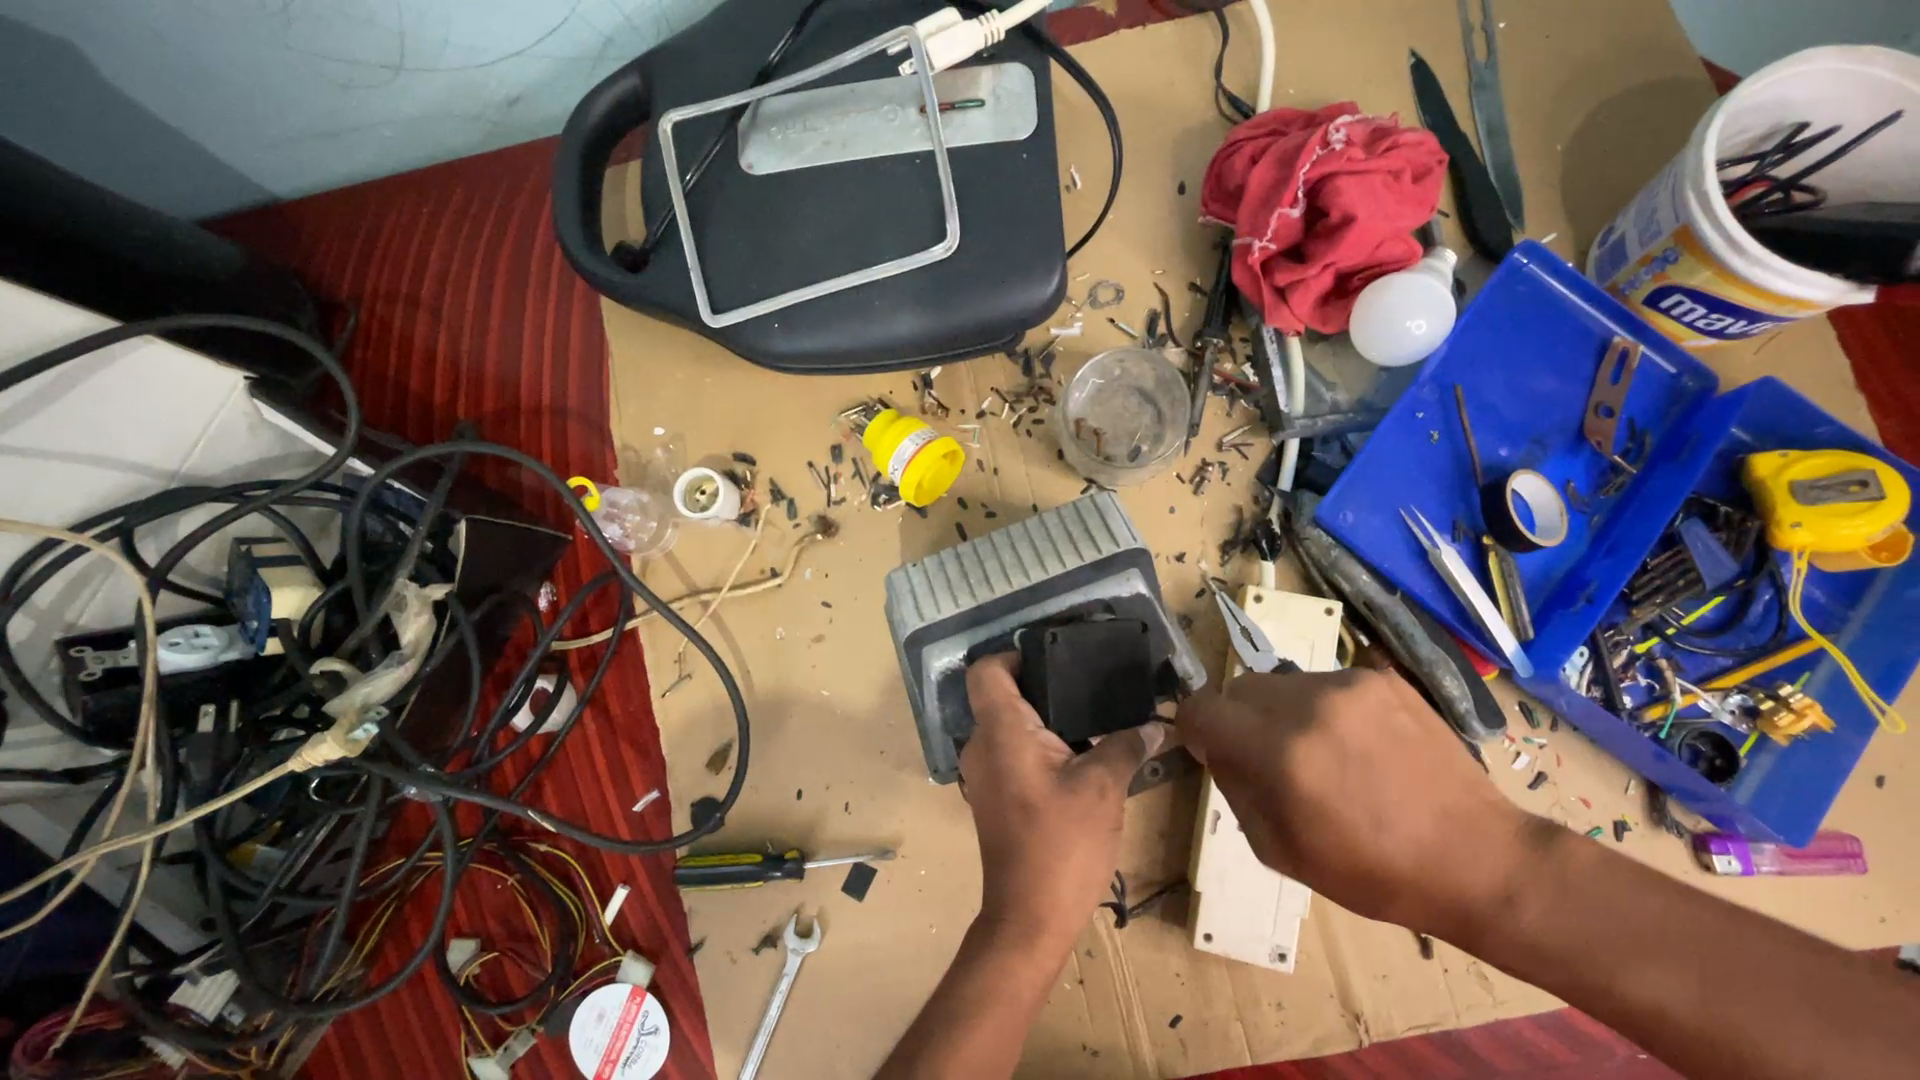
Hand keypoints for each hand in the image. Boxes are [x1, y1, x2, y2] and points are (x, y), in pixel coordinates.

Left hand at [958, 653, 1168, 947]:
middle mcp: (982, 746)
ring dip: (1045, 718)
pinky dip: (1041, 745)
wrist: (1030, 916)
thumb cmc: (1062, 844)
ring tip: (1093, 715)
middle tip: (1089, 682)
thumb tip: (1155, 725)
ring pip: (1009, 726)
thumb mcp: (1103, 788)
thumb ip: (1126, 745)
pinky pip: (1013, 752)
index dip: (1015, 654)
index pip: (987, 670)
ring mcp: (984, 774)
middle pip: (1000, 695)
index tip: (1056, 657)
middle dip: (1042, 685)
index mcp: (1000, 732)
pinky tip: (1082, 754)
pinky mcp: (995, 797)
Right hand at [1177, 667, 1544, 938]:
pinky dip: (1324, 709)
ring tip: (1322, 753)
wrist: (1475, 857)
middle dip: (1239, 721)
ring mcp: (1347, 685)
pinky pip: (1325, 684)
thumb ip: (1235, 787)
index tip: (1211, 751)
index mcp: (1276, 752)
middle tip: (1269, 759)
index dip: (1196, 731)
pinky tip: (1358, 745)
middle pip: (1237, 690)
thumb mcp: (1277, 848)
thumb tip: (1216, 750)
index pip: (1199, 708)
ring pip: (1281, 684)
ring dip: (1282, 713)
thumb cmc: (1369, 870)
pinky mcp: (1381, 679)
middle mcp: (1305, 705)